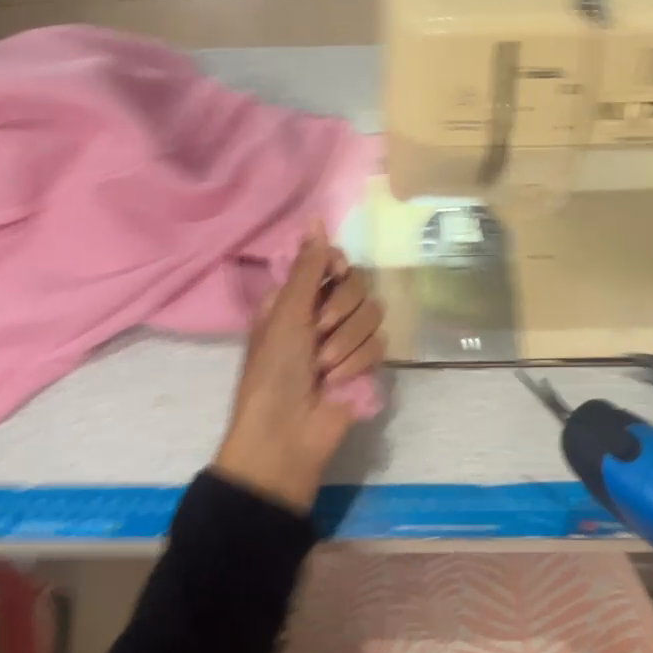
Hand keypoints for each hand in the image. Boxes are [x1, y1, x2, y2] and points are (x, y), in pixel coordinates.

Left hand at [212, 225, 383, 513]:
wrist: (286, 434)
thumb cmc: (273, 371)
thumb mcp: (285, 314)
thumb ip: (307, 267)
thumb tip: (316, 218)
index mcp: (296, 297)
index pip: (333, 261)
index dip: (337, 266)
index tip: (335, 272)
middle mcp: (322, 313)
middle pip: (357, 284)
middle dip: (340, 309)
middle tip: (319, 330)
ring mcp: (344, 340)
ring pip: (372, 314)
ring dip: (346, 341)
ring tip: (323, 367)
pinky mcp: (364, 365)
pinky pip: (378, 344)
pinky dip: (356, 362)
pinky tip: (337, 381)